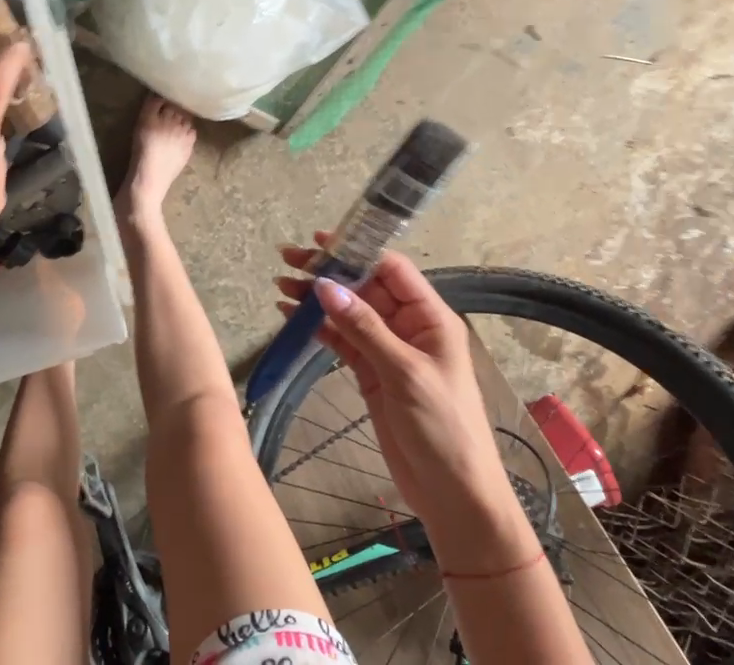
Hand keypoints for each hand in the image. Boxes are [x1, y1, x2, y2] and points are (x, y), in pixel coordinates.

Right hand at [276, 242, 531, 563]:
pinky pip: (341, 340)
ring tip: (281, 286)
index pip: (392, 270)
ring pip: (348, 312)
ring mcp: (387, 350)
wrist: (452, 492)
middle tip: (288, 259)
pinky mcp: (370, 373)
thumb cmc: (443, 427)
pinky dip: (317, 328)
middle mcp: (408, 326)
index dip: (358, 251)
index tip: (320, 242)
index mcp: (430, 318)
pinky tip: (291, 317)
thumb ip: (364, 328)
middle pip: (365, 287)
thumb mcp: (405, 372)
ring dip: (316, 299)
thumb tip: (325, 286)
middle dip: (329, 272)